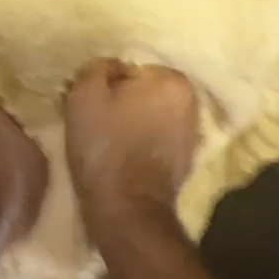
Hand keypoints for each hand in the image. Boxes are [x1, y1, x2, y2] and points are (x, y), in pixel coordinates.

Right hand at [64, 60, 200, 222]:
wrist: (126, 212)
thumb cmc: (105, 147)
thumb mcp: (85, 94)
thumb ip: (98, 67)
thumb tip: (111, 68)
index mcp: (172, 81)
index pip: (130, 69)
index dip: (106, 85)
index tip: (92, 104)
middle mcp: (191, 104)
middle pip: (143, 91)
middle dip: (121, 101)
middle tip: (95, 120)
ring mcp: (192, 135)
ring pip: (150, 114)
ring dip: (130, 121)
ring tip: (107, 140)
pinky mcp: (186, 162)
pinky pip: (156, 138)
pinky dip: (141, 142)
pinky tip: (122, 156)